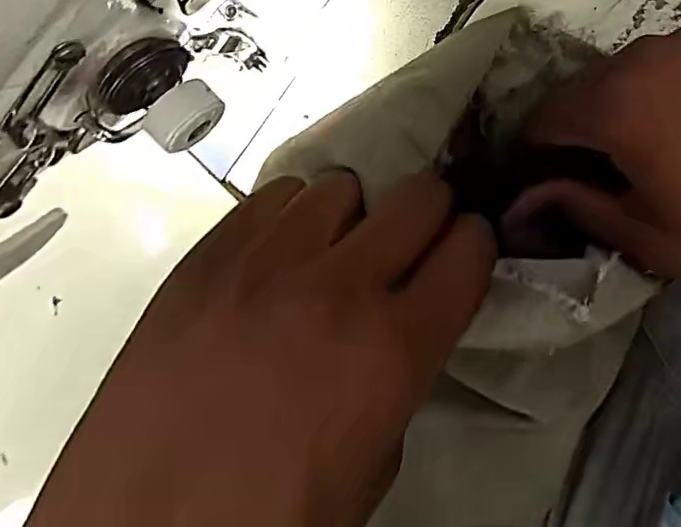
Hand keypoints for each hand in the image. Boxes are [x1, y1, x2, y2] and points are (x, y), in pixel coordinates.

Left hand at [30, 172, 494, 526]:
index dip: (473, 245)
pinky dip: (289, 217)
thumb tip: (400, 324)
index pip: (470, 248)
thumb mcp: (372, 467)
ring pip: (344, 186)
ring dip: (352, 217)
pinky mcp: (206, 257)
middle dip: (429, 213)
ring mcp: (268, 264)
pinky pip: (274, 196)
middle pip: (421, 195)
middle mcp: (339, 289)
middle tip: (409, 243)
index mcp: (392, 350)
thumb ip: (401, 378)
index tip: (461, 253)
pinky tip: (276, 258)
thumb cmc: (266, 522)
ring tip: (329, 253)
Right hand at [507, 28, 680, 404]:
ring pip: (623, 74)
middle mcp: (646, 54)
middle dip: (574, 134)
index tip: (539, 188)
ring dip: (615, 111)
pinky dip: (653, 94)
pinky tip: (680, 135)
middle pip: (583, 91)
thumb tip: (519, 202)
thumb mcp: (651, 235)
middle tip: (589, 182)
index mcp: (619, 102)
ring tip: (640, 160)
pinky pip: (663, 65)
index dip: (533, 158)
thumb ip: (576, 204)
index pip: (545, 120)